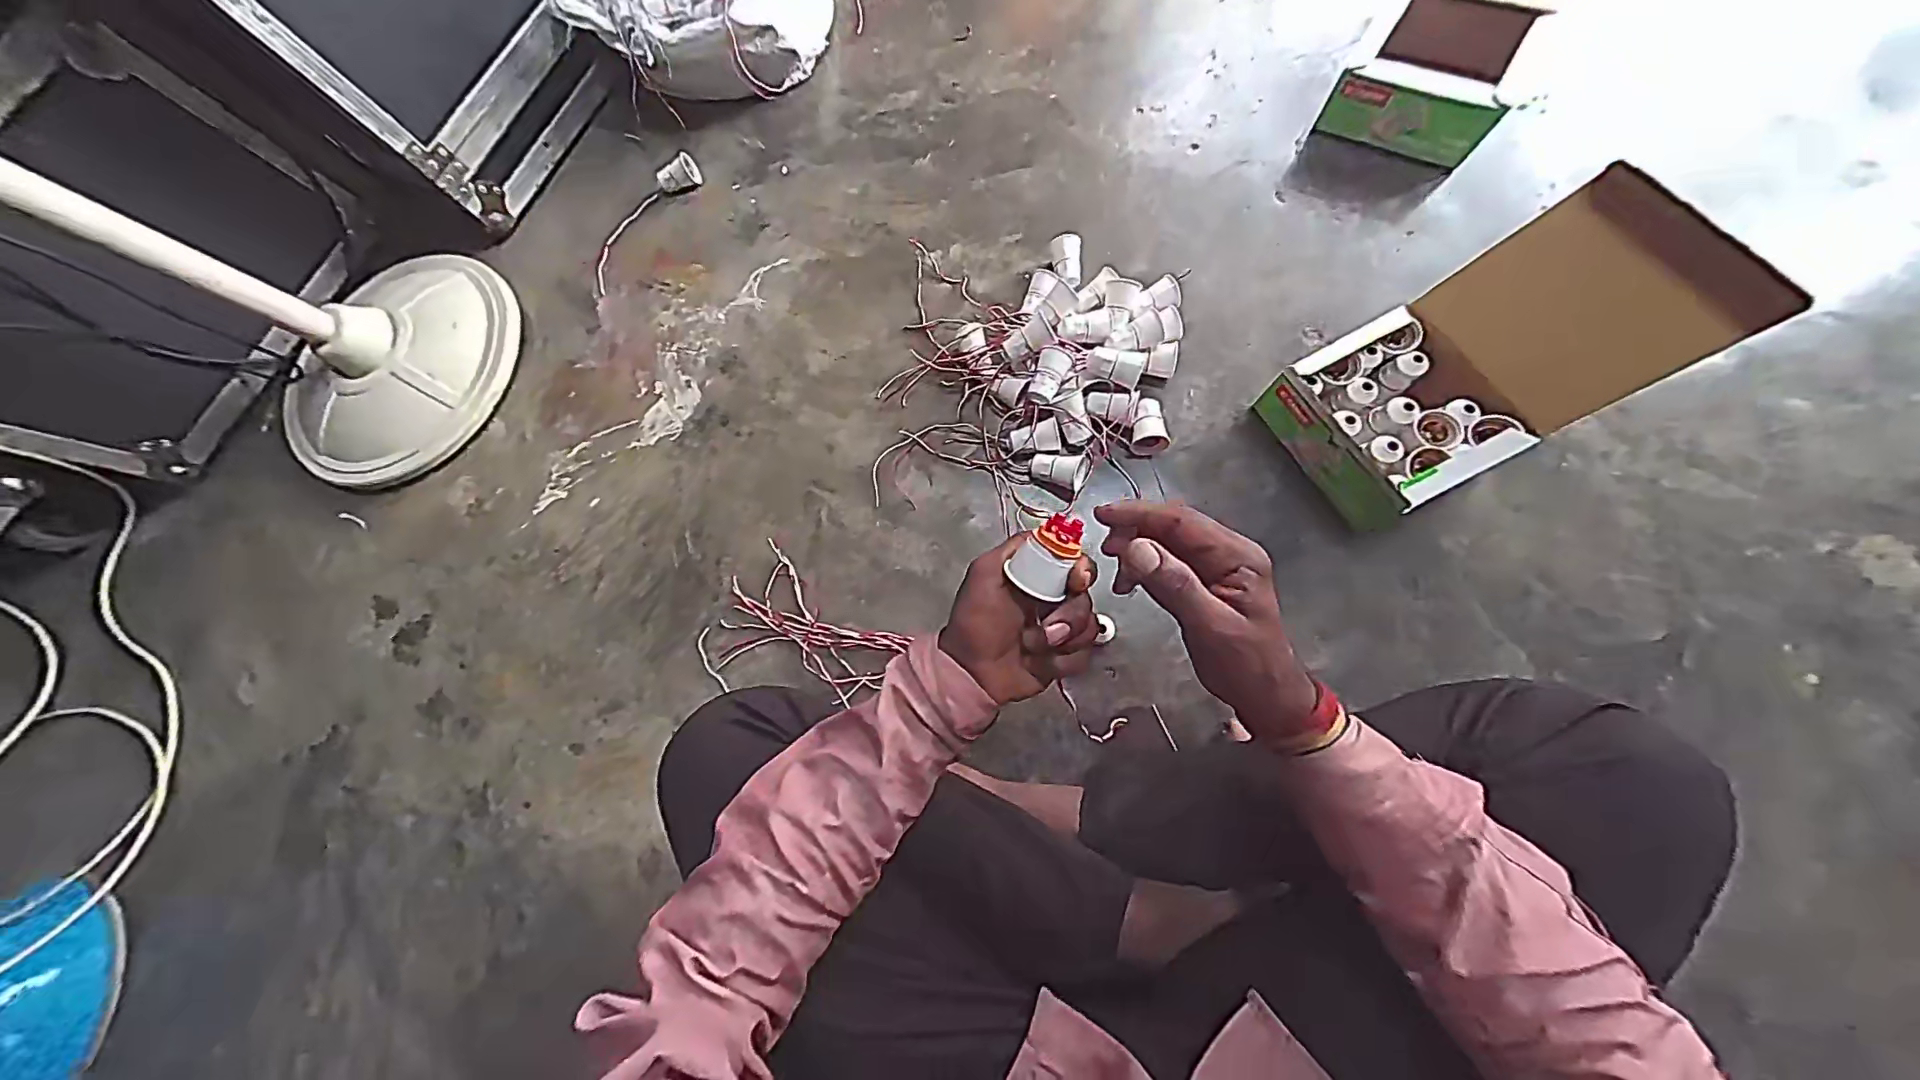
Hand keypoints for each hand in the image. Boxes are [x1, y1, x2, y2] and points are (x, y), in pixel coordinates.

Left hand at [939, 534, 1099, 705]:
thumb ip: (1011, 550)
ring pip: (1089, 627)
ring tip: (1033, 646)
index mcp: (1036, 578)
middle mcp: (1052, 601)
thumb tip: (1044, 533)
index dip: (1082, 570)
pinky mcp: (1063, 657)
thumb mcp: (983, 575)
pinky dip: (1062, 661)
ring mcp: (1059, 630)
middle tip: (1047, 628)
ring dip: (1064, 639)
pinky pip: (1083, 655)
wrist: (972, 673)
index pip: (1075, 564)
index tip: (1076, 581)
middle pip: (1086, 597)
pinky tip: (1039, 663)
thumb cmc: (974, 623)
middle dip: (1071, 614)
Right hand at [1094, 501, 1317, 740]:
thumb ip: (1175, 584)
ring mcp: (1215, 567)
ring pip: (1166, 542)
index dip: (1140, 514)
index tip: (1106, 515)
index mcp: (1237, 557)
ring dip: (1136, 548)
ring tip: (1116, 566)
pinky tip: (1130, 580)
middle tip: (1106, 545)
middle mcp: (1228, 554)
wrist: (1267, 695)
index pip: (1182, 521)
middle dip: (1135, 529)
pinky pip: (1166, 562)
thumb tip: (1139, 548)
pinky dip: (1143, 566)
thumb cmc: (1249, 666)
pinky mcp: (1202, 581)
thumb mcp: (1211, 626)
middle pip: (1173, 526)